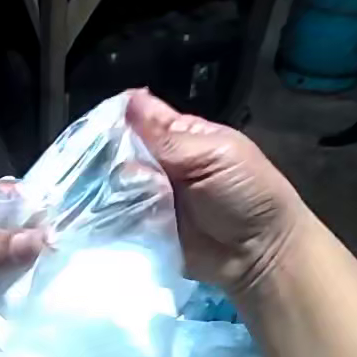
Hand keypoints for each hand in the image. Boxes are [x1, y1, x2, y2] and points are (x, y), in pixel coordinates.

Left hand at [0, 181, 45, 339]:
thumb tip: (42, 240)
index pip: (3, 194)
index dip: (29, 205)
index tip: (57, 223)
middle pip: (11, 225)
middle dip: (32, 236)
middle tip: (62, 251)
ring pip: (10, 254)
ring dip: (27, 263)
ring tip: (56, 271)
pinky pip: (4, 280)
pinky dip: (17, 284)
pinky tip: (36, 289)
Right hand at [128, 90, 311, 295]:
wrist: (259, 254)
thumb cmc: (248, 195)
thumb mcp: (215, 154)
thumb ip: (169, 135)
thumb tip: (129, 101)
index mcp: (182, 137)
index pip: (141, 118)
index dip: (119, 117)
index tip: (97, 124)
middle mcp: (162, 165)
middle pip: (121, 152)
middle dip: (112, 156)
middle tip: (114, 168)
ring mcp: (151, 199)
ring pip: (117, 186)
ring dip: (114, 188)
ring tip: (117, 194)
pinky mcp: (146, 231)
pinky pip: (121, 219)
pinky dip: (115, 217)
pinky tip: (110, 215)